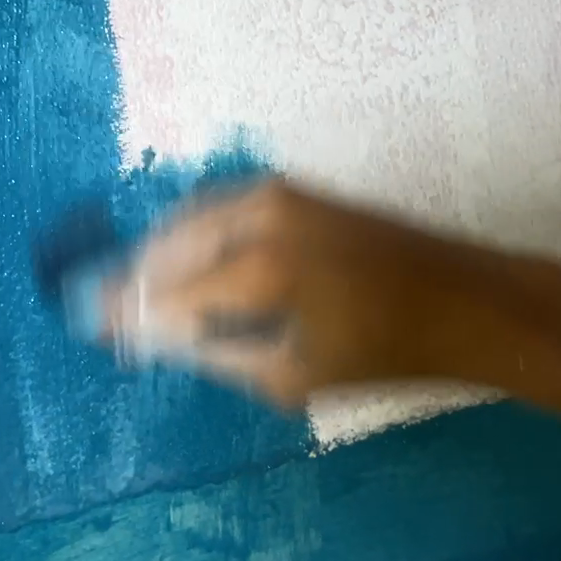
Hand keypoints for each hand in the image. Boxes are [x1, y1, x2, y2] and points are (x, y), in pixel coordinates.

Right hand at [101, 179, 505, 406]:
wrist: (461, 297)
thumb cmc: (385, 350)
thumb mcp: (298, 375)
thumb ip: (222, 354)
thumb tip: (171, 339)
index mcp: (261, 272)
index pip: (172, 292)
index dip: (132, 311)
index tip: (100, 322)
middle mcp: (256, 218)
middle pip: (171, 244)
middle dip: (140, 276)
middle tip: (117, 303)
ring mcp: (271, 193)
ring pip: (190, 218)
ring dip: (164, 250)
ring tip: (147, 283)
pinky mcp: (285, 185)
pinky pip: (217, 204)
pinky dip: (193, 229)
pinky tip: (187, 253)